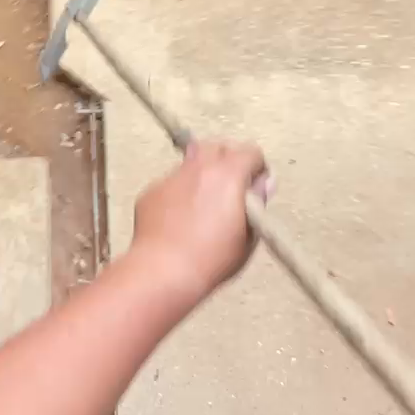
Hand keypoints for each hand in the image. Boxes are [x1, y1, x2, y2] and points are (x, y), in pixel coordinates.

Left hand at [128, 139, 270, 301]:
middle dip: (228, 160)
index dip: (256, 167)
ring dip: (202, 174)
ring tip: (205, 204)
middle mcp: (199, 167)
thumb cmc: (213, 258)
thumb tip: (262, 184)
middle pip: (218, 146)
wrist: (164, 268)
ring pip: (191, 162)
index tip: (255, 187)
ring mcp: (171, 176)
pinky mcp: (152, 189)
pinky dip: (179, 192)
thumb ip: (257, 203)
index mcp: (228, 175)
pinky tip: (179, 218)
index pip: (250, 151)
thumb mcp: (249, 236)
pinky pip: (171, 182)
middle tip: (232, 187)